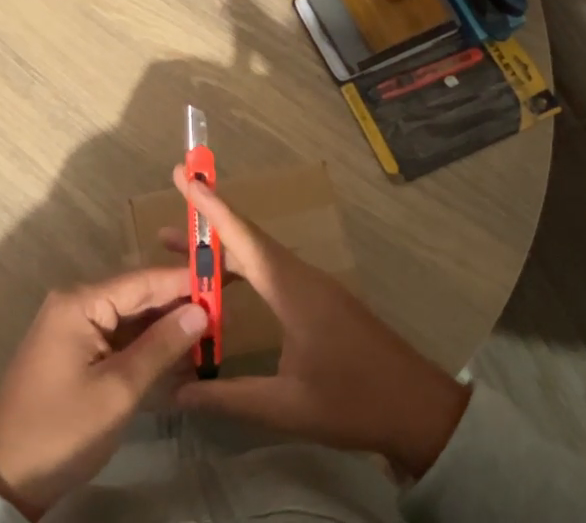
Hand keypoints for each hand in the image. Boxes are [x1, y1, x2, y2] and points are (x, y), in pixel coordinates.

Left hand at [0, 267, 207, 518]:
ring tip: (213, 334)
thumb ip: (161, 346)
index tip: (226, 279)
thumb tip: (201, 309)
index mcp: (79, 303)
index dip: (186, 280)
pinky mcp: (74, 349)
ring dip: (166, 327)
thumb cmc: (63, 429)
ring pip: (131, 317)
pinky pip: (118, 336)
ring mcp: (72, 326)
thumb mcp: (119, 390)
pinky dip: (147, 345)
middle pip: (138, 295)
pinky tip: (179, 354)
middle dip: (179, 304)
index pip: (143, 280)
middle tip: (227, 313)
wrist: (7, 474)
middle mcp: (74, 303)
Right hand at [166, 166, 471, 476]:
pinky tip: (226, 286)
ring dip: (223, 252)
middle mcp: (302, 277)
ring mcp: (316, 287)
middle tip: (162, 230)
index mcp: (292, 290)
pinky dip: (243, 268)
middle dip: (206, 230)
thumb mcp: (285, 407)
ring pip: (260, 256)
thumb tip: (173, 393)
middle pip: (247, 241)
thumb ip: (227, 397)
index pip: (243, 238)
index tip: (183, 174)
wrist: (422, 411)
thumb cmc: (354, 403)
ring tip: (181, 257)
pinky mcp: (323, 301)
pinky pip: (273, 271)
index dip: (210, 206)